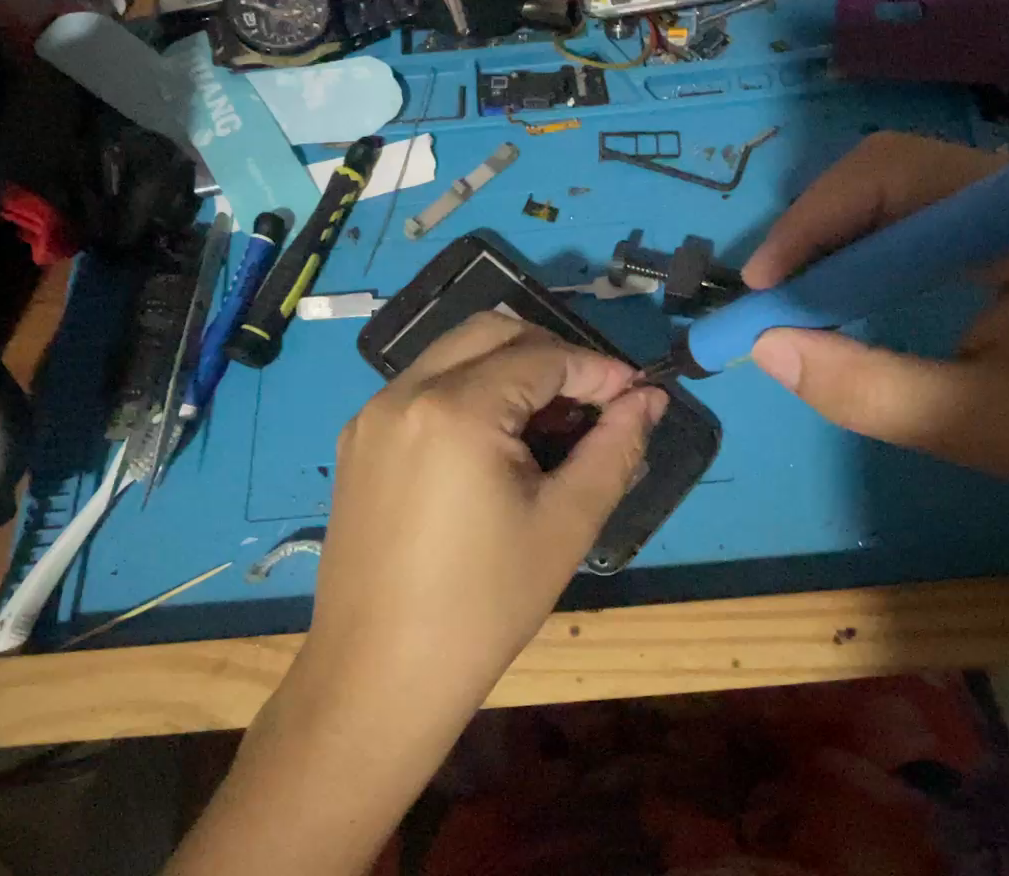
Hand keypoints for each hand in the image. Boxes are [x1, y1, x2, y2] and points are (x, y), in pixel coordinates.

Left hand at [309, 311, 667, 704]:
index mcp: (453, 409)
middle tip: (592, 401)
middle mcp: (402, 394)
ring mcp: (371, 417)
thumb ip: (615, 448)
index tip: (636, 394)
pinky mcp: (358, 444)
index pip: (542, 356)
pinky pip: (423, 389)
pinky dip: (468, 392)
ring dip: (509, 368)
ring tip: (550, 424)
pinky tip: (495, 445)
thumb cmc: (484, 606)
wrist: (380, 676)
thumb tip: (650, 400)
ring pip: (453, 355)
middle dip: (551, 353)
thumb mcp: (566, 524)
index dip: (597, 369)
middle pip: (491, 332)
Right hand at [742, 132, 1008, 506]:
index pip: (896, 173)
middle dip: (816, 227)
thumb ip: (865, 389)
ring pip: (893, 190)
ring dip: (834, 238)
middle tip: (772, 295)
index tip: (764, 288)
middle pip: (887, 168)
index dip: (816, 220)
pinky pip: (913, 217)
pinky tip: (845, 292)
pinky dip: (863, 250)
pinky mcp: (1007, 228)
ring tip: (798, 297)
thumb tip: (766, 349)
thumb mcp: (969, 423)